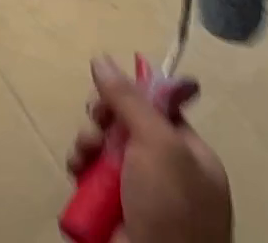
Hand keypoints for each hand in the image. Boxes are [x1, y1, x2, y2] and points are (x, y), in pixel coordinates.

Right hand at [67, 57, 232, 242]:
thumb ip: (129, 100)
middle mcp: (166, 171)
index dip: (128, 97)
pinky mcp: (112, 209)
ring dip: (85, 147)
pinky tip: (77, 176)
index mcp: (190, 155)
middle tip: (96, 129)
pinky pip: (88, 176)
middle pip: (122, 126)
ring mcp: (138, 192)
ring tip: (83, 160)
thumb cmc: (171, 207)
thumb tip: (102, 58)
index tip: (107, 95)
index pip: (155, 109)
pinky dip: (78, 172)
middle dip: (101, 122)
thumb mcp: (157, 145)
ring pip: (100, 149)